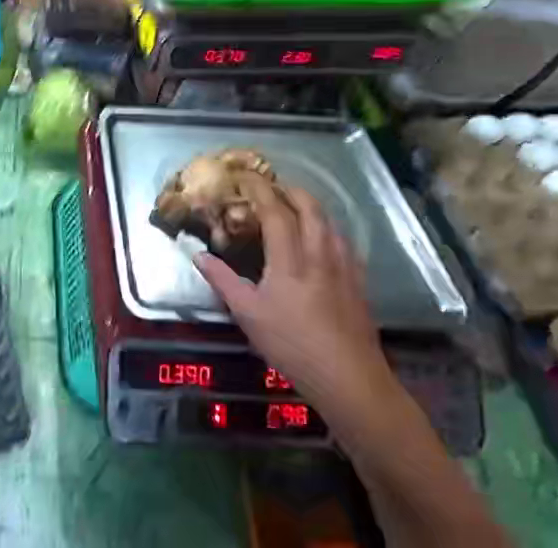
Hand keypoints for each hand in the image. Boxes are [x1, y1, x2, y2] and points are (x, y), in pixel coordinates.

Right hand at [195, 177, 391, 410]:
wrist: (350, 380)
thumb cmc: (292, 346)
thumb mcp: (248, 315)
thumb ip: (223, 281)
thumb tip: (199, 255)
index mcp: (290, 260)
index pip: (275, 212)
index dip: (260, 190)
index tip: (246, 177)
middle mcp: (319, 256)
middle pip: (310, 209)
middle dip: (291, 191)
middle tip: (273, 187)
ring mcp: (343, 269)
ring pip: (330, 224)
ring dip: (312, 208)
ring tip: (296, 207)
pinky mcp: (358, 284)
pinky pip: (343, 243)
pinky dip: (329, 230)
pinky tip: (324, 241)